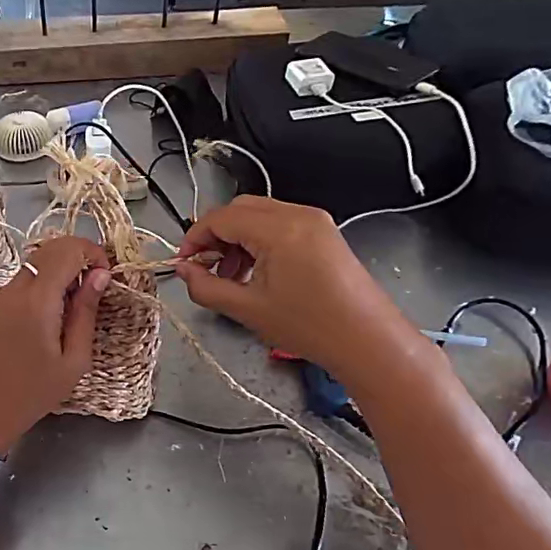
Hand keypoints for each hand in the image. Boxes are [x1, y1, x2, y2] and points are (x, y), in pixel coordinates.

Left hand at [0, 236, 110, 454]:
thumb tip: (101, 275)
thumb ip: (87, 311)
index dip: (93, 253)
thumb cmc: (36, 390)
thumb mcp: (75, 358)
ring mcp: (4, 293)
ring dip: (63, 265)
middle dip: (80, 255)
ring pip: (38, 258)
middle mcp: (17, 288)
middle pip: (51, 247)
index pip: (68, 250)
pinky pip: (27, 275)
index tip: (107, 276)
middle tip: (98, 283)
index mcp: (38, 300)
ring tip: (81, 299)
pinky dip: (48, 277)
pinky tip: (59, 306)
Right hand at [174, 197, 423, 374]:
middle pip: (240, 209)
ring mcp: (315, 221)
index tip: (183, 262)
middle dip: (215, 234)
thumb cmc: (309, 326)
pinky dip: (259, 240)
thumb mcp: (247, 309)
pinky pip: (280, 224)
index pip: (221, 218)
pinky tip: (256, 271)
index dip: (195, 238)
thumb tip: (183, 271)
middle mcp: (298, 214)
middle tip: (204, 267)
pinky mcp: (324, 233)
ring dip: (237, 237)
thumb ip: (205, 287)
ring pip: (259, 214)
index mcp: (278, 229)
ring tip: (230, 274)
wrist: (368, 340)